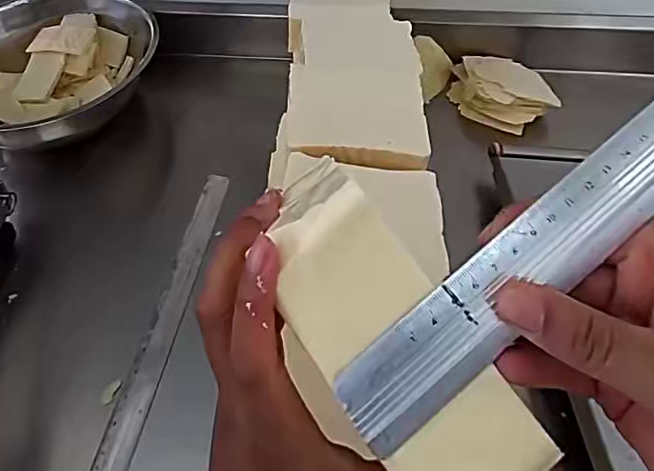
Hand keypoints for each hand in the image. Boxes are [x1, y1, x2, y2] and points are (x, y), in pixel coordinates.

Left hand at [196, 189, 377, 470]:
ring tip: (260, 224)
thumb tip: (442, 391)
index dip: (254, 294)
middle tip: (265, 209)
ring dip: (232, 262)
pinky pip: (220, 325)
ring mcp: (222, 392)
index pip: (248, 350)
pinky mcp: (225, 390)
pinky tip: (260, 272)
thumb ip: (396, 424)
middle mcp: (235, 399)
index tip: (267, 244)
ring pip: (211, 315)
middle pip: (214, 314)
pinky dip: (236, 287)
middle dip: (233, 250)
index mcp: (268, 418)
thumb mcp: (366, 470)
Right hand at [482, 206, 653, 470]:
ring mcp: (634, 341)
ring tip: (485, 331)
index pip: (591, 225)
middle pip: (565, 270)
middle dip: (520, 282)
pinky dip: (534, 362)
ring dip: (520, 325)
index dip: (541, 227)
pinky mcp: (625, 385)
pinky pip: (565, 360)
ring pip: (557, 316)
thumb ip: (595, 339)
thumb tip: (516, 297)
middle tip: (479, 293)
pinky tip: (513, 364)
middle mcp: (647, 295)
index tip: (496, 243)